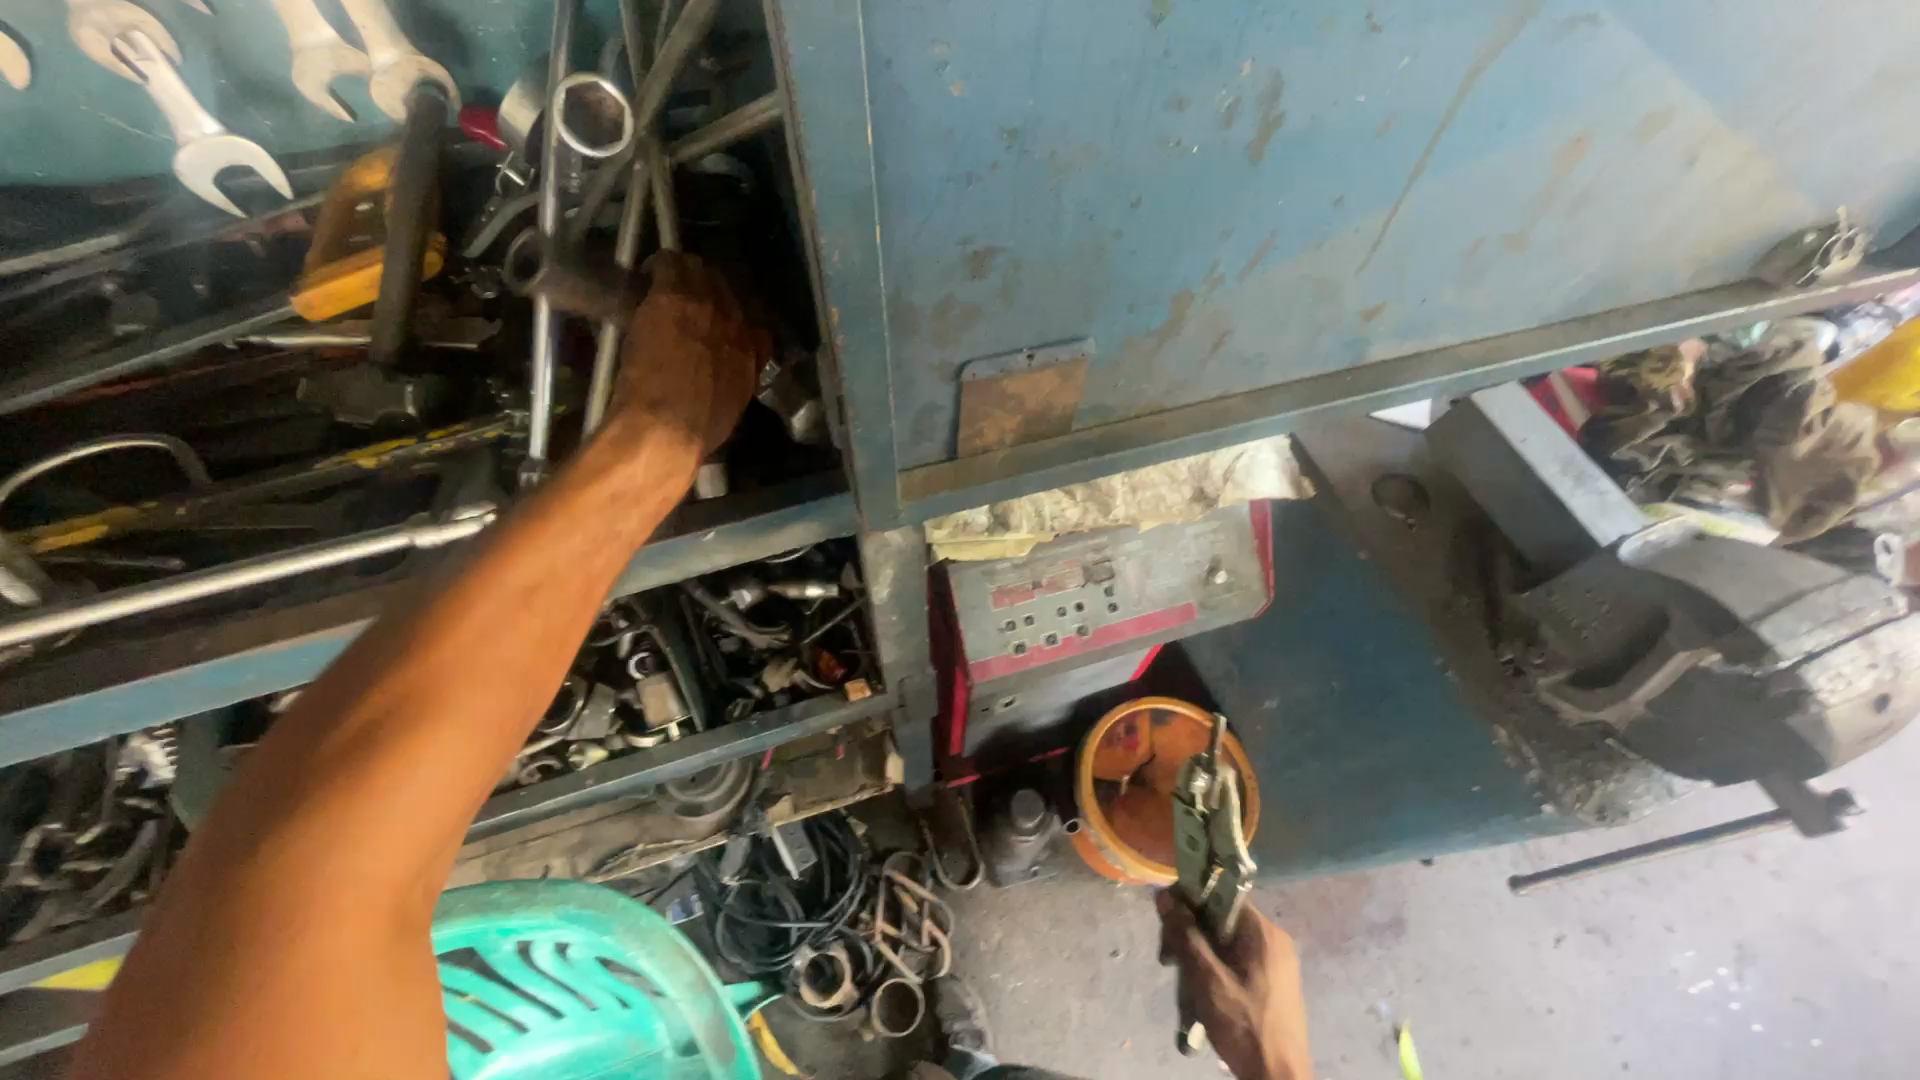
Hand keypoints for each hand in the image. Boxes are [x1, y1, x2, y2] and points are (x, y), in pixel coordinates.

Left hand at [611, 251, 767, 455]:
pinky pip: (667, 262)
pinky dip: (656, 266)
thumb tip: (726, 372)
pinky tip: (645, 276)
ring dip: (682, 274)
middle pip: (725, 286)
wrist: (668, 424)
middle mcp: (735, 321)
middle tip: (684, 299)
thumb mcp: (732, 405)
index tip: (716, 324)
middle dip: (706, 289)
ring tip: (663, 284)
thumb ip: (735, 378)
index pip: (754, 321)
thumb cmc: (698, 427)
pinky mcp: (672, 295)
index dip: (732, 317)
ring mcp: (706, 305)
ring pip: (697, 268)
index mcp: (752, 351)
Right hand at [1156, 890, 1311, 1079]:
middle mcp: (1273, 939)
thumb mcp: (1208, 980)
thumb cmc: (1245, 1028)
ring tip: (1184, 981)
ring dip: (1199, 952)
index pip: (1220, 894)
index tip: (1167, 924)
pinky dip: (1215, 965)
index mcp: (1263, 932)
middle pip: (1221, 917)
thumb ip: (1185, 934)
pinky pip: (1237, 957)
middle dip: (1190, 932)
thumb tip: (1164, 894)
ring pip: (1226, 939)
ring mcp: (1276, 961)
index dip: (1189, 901)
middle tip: (1169, 961)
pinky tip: (1203, 990)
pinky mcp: (1274, 980)